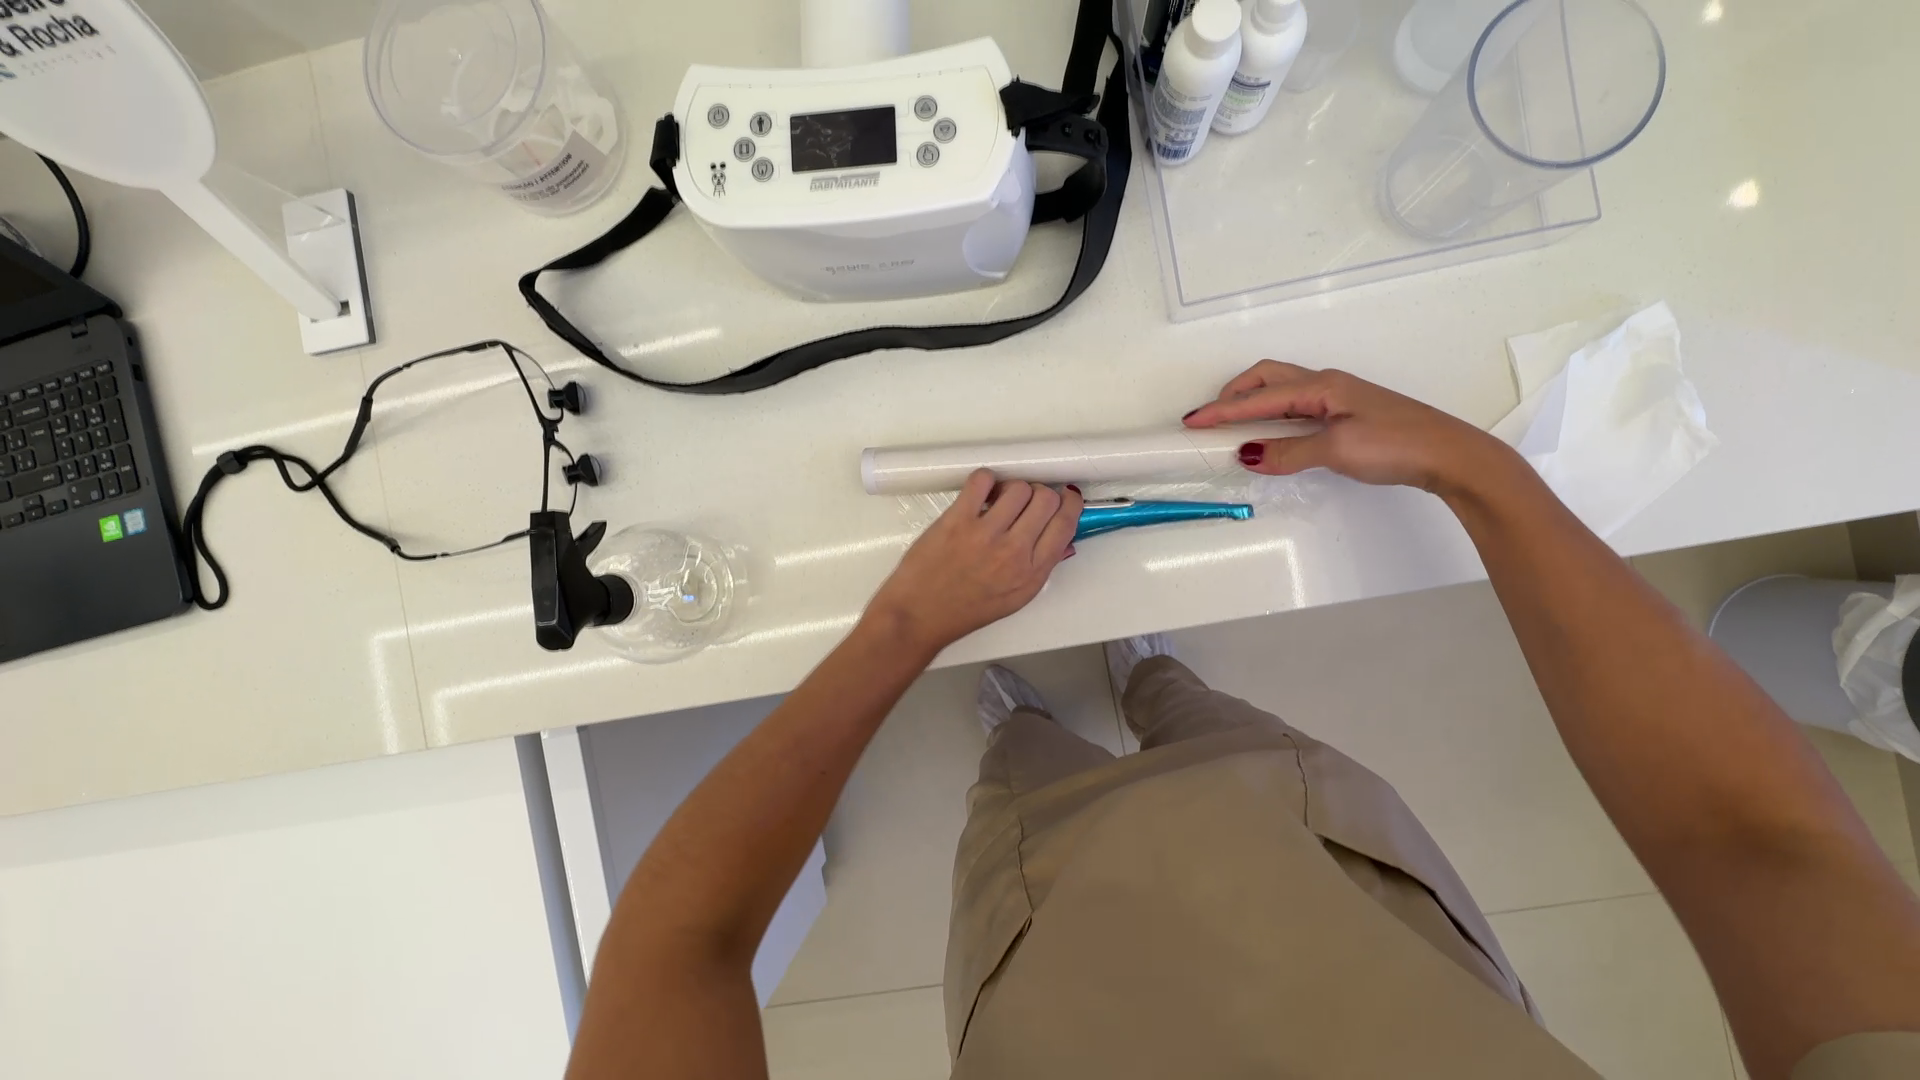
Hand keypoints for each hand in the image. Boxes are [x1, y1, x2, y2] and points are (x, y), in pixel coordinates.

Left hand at [865, 470, 1082, 652]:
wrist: (918, 617)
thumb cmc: (964, 611)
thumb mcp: (1014, 599)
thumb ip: (1040, 568)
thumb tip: (1062, 542)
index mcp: (1031, 573)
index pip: (1065, 524)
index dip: (1069, 503)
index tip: (1065, 496)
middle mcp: (1013, 552)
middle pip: (1046, 499)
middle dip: (1041, 494)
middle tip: (1025, 502)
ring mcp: (984, 534)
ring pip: (1018, 487)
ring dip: (1012, 488)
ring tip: (999, 501)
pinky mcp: (956, 520)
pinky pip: (982, 480)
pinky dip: (985, 480)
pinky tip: (979, 495)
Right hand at [1183, 360, 1515, 495]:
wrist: (1452, 456)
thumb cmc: (1396, 447)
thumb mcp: (1336, 451)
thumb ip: (1289, 451)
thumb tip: (1247, 454)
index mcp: (1321, 386)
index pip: (1259, 397)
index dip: (1223, 410)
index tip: (1192, 422)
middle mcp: (1327, 385)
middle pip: (1267, 379)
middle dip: (1234, 394)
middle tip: (1209, 419)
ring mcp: (1339, 398)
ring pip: (1282, 391)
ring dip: (1252, 404)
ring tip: (1232, 426)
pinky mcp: (1347, 414)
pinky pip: (1296, 407)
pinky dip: (1272, 416)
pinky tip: (1270, 435)